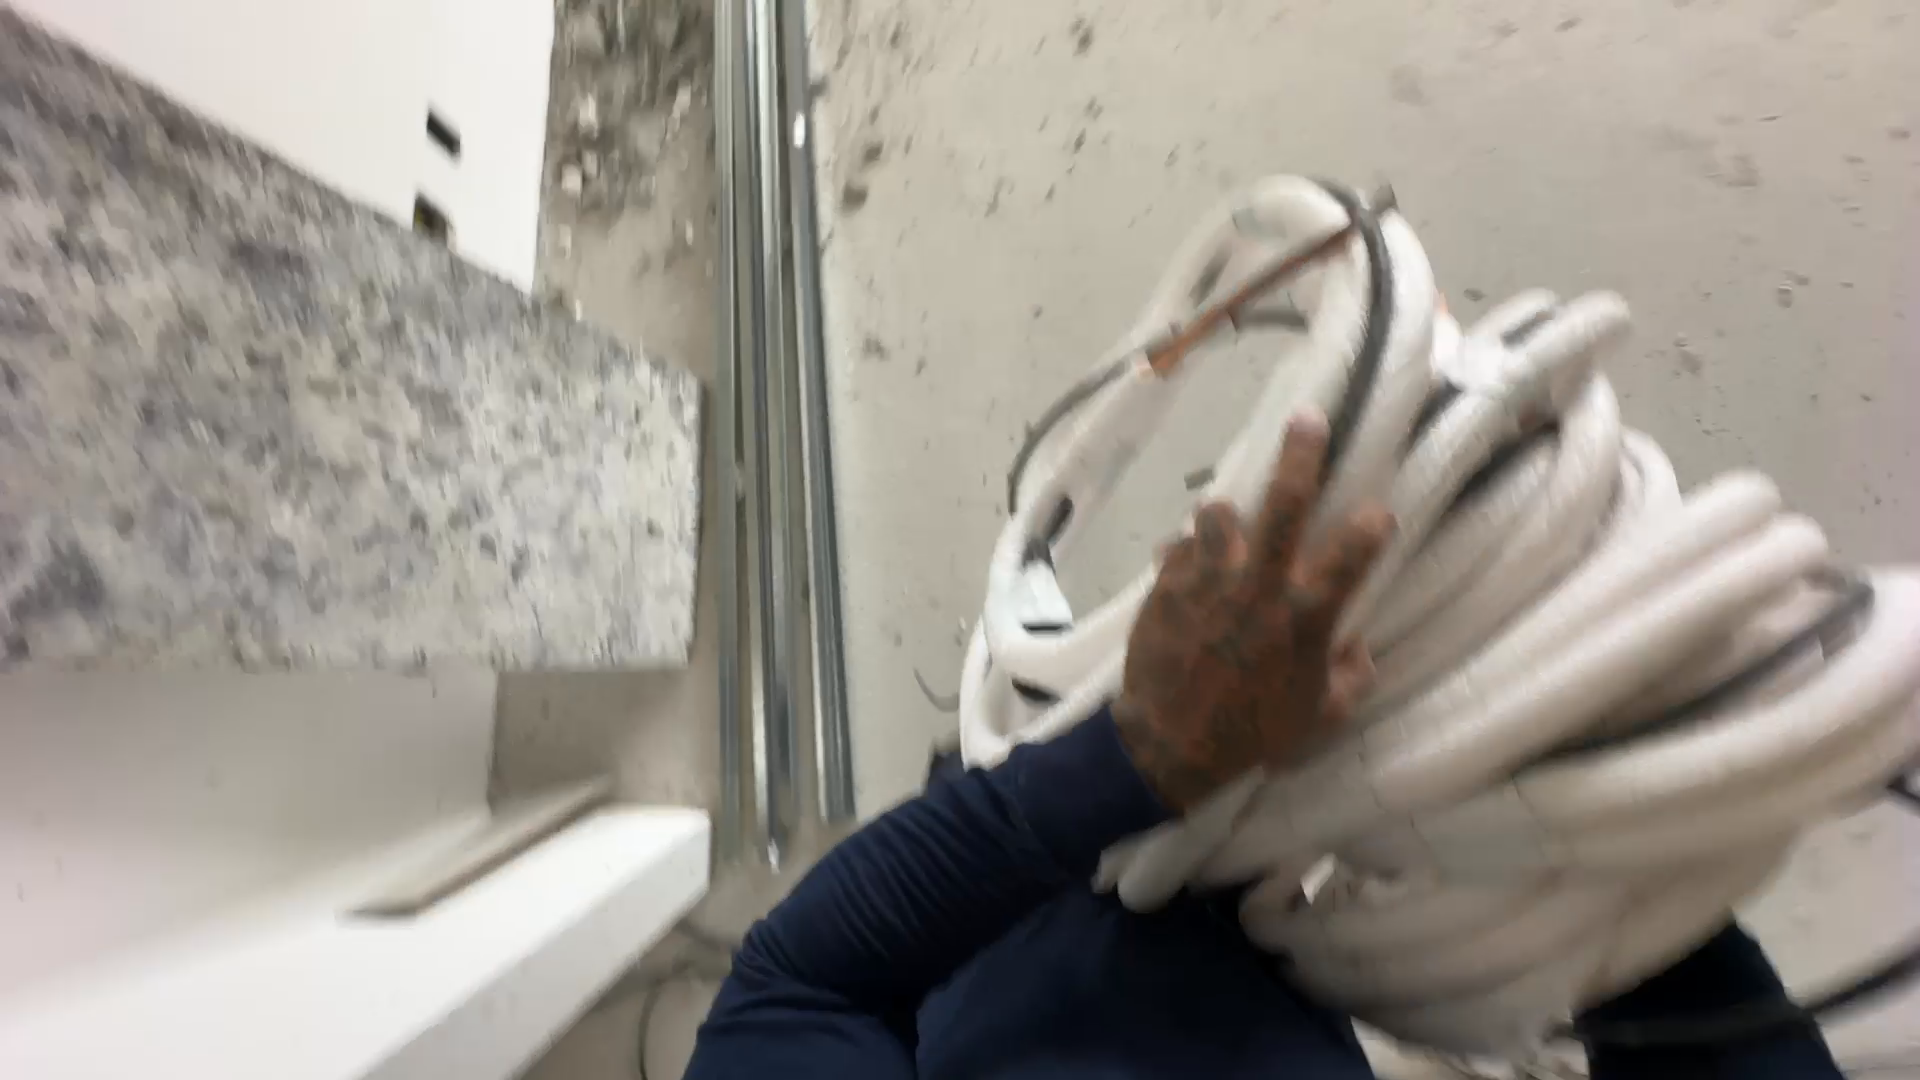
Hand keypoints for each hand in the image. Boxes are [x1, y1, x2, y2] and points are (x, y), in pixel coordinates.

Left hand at [1113, 411, 1393, 811]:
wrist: (1168, 742)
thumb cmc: (1251, 732)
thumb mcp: (1318, 715)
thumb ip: (1350, 676)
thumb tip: (1359, 643)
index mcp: (1304, 617)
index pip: (1353, 553)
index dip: (1372, 523)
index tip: (1377, 511)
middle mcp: (1256, 587)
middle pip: (1283, 504)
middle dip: (1300, 455)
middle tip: (1305, 419)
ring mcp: (1205, 581)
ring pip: (1215, 513)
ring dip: (1225, 517)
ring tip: (1226, 530)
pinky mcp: (1164, 586)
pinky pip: (1177, 547)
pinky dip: (1187, 554)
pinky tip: (1188, 572)